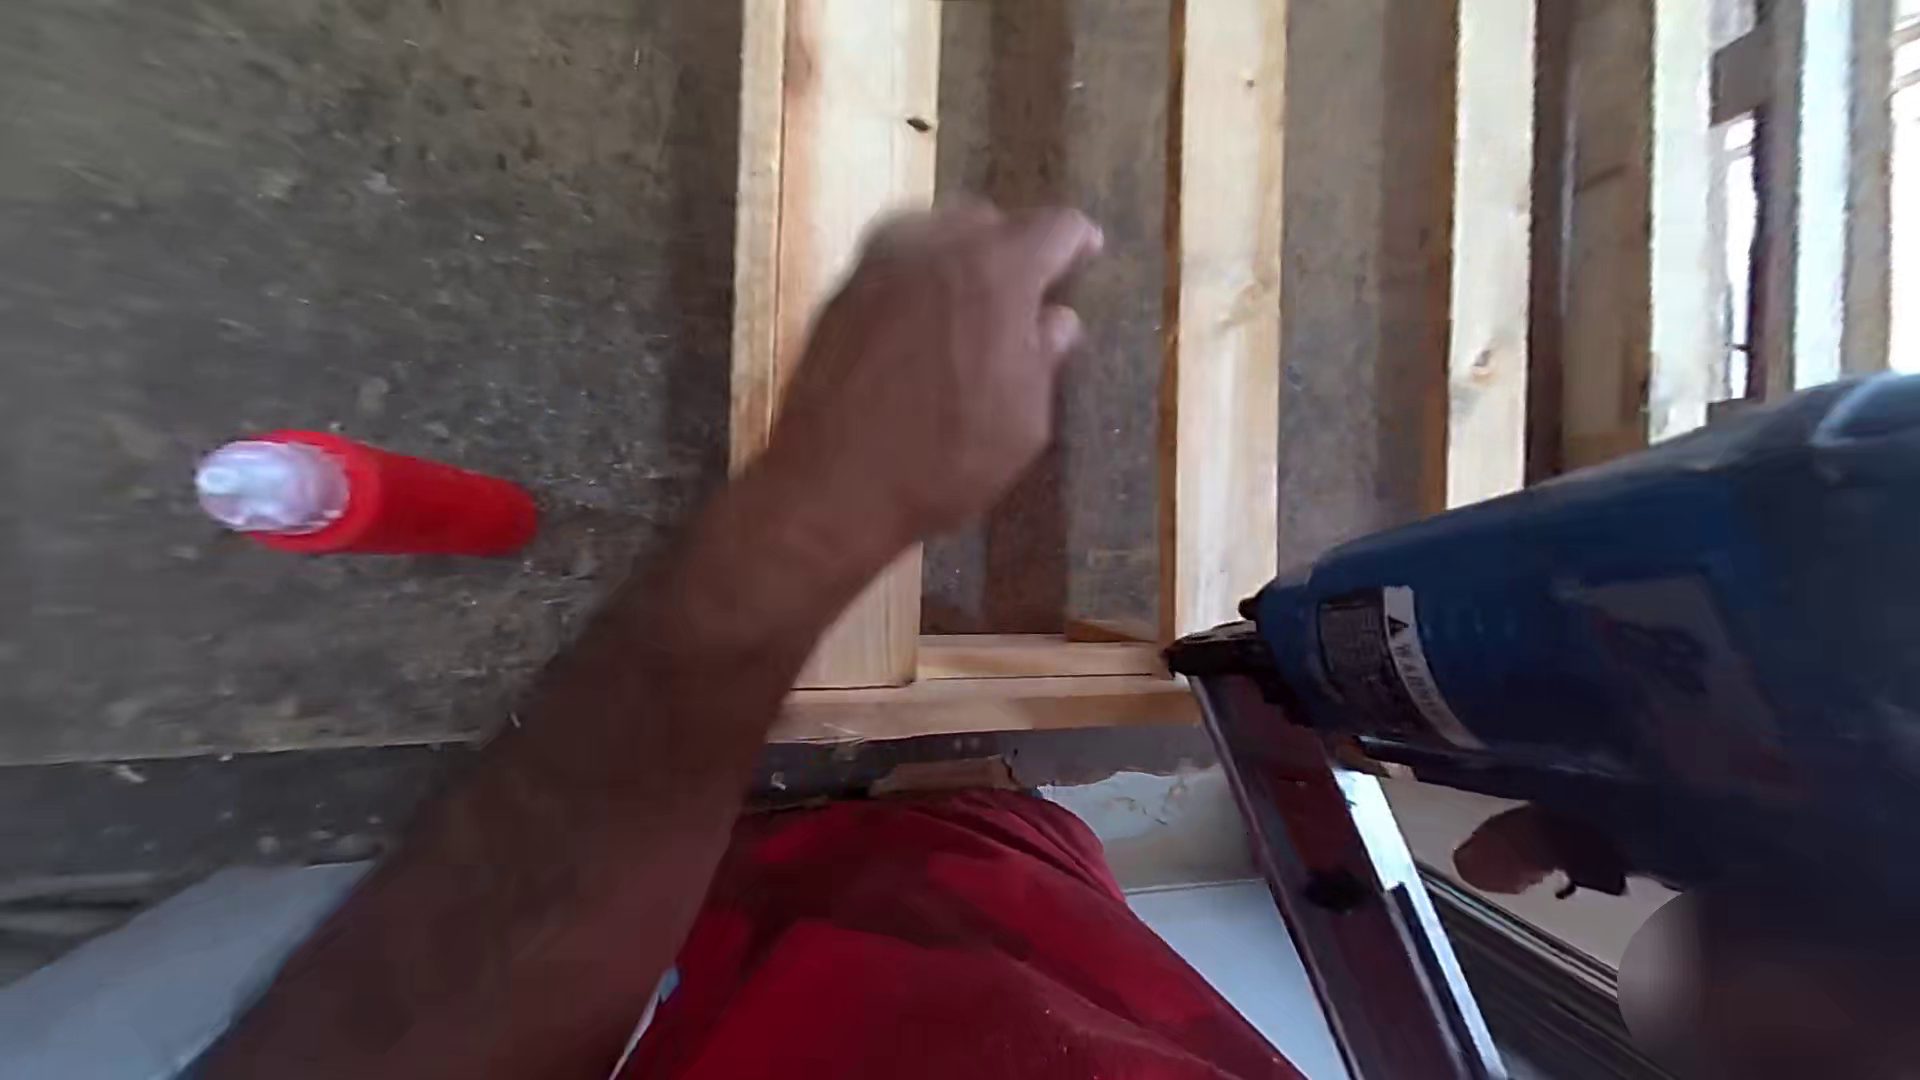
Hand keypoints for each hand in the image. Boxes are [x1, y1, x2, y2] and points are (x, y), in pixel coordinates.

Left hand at [761, 203, 1102, 554]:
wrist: (836, 485)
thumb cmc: (946, 462)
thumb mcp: (1022, 423)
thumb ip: (1045, 360)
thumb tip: (1058, 321)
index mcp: (997, 272)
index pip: (1054, 229)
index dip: (1078, 240)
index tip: (1088, 251)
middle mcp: (936, 247)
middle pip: (990, 222)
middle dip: (1016, 249)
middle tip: (1027, 290)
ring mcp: (878, 264)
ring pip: (936, 233)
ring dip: (964, 258)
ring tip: (973, 299)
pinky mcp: (840, 293)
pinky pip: (894, 264)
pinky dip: (920, 278)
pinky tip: (923, 317)